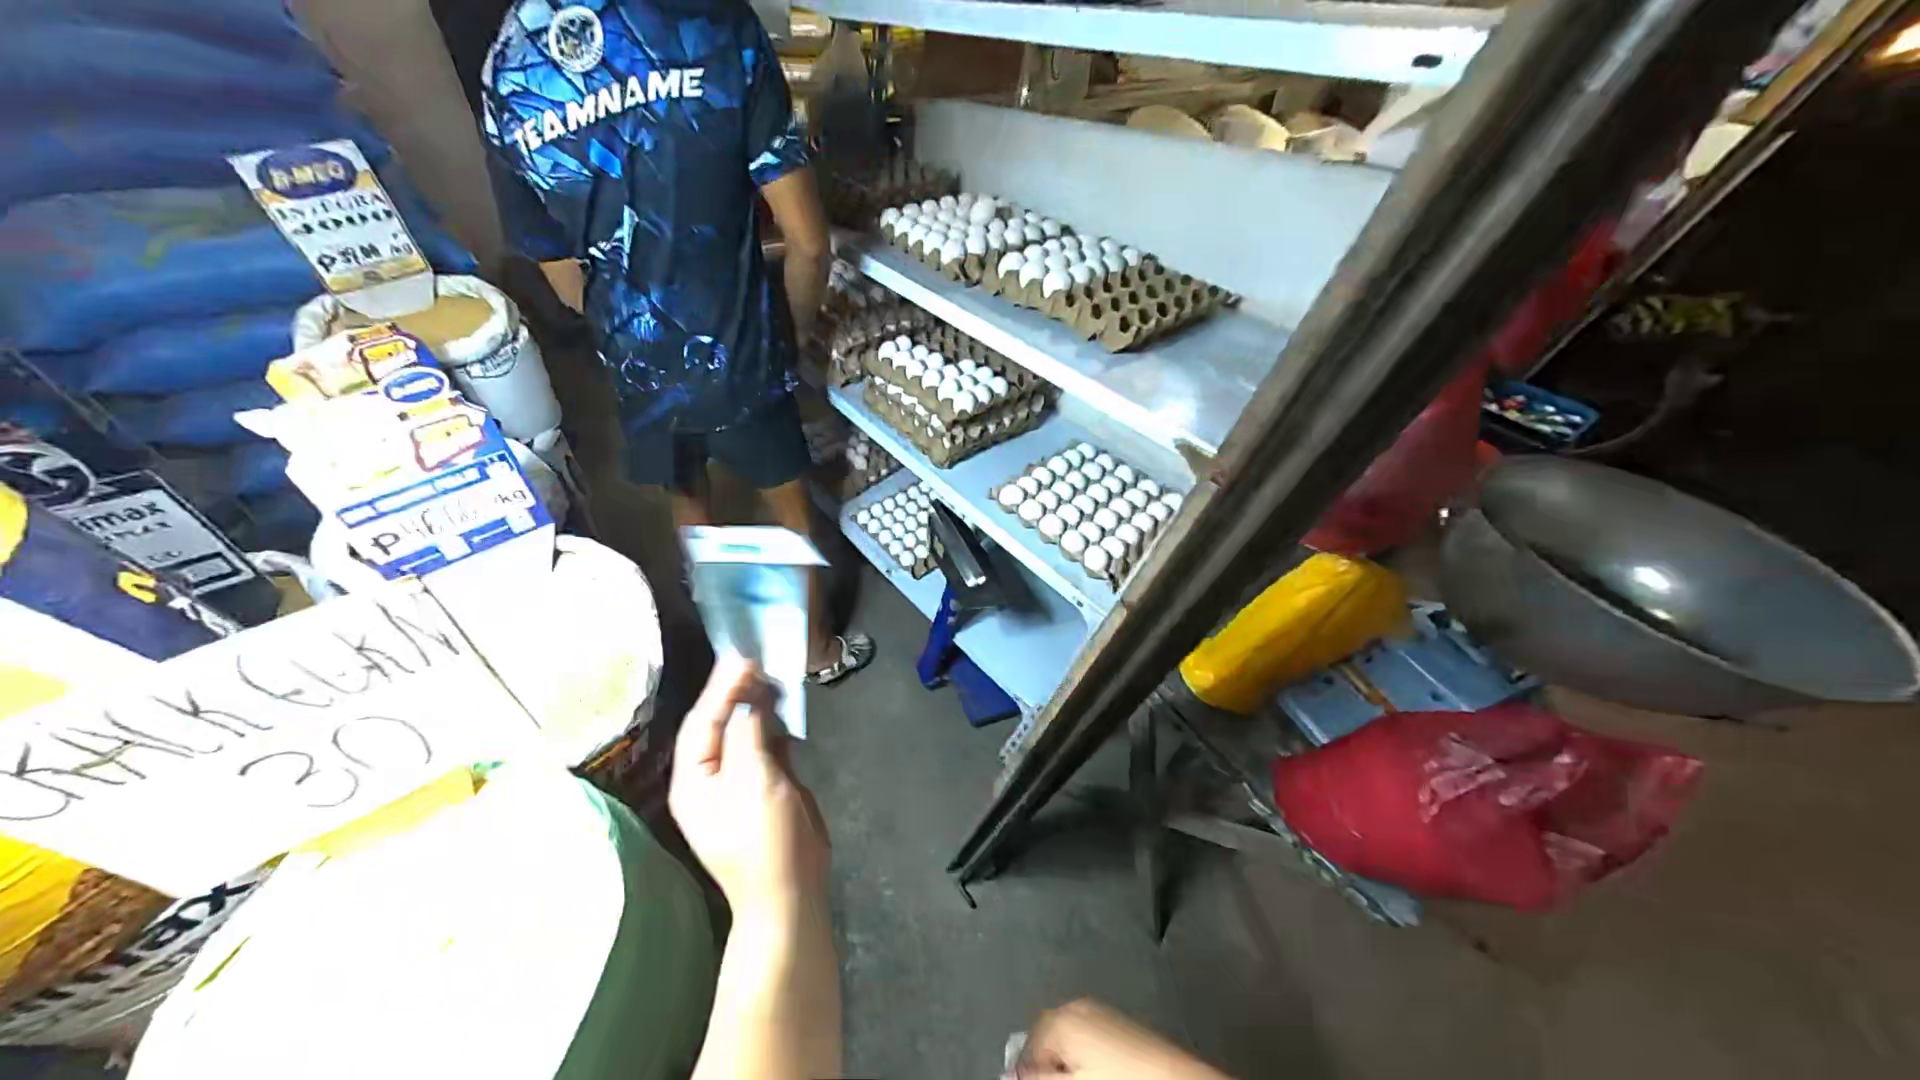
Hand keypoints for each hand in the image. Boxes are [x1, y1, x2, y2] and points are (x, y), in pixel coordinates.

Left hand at [669, 654, 829, 919]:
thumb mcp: (754, 782)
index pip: (702, 722)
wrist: (791, 890)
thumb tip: (750, 697)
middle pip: (720, 723)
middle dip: (737, 692)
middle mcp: (710, 776)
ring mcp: (739, 780)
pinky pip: (764, 745)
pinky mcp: (765, 785)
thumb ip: (749, 734)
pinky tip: (784, 705)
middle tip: (758, 659)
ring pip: (744, 732)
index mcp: (694, 779)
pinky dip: (773, 724)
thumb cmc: (765, 839)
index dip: (722, 688)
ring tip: (772, 674)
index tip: (743, 657)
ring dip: (757, 704)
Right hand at [1019, 1000, 1231, 1079]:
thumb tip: (1010, 1075)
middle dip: (1048, 1067)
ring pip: (1072, 1045)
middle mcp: (1080, 1007)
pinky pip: (1092, 1045)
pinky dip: (1089, 1064)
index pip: (1025, 1047)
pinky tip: (1103, 1078)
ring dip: (1068, 1067)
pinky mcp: (1126, 1030)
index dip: (1026, 1074)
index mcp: (1063, 1017)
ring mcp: (1106, 1015)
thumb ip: (1036, 1078)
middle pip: (1048, 1041)